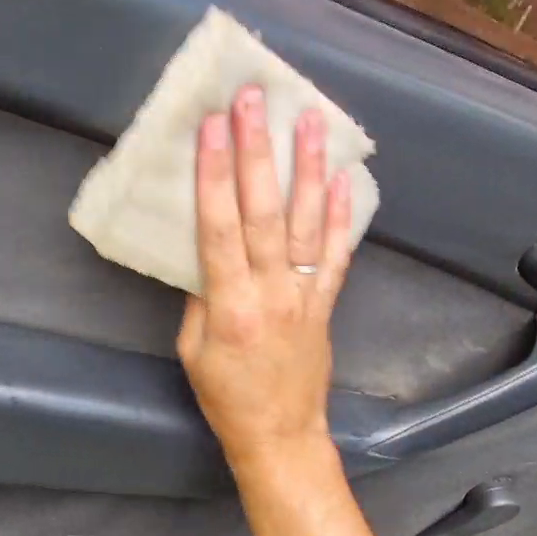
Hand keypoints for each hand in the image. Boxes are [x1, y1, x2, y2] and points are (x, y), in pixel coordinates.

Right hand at [178, 85, 356, 474]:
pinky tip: (344, 176)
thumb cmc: (226, 399)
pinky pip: (337, 253)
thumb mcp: (192, 353)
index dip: (214, 176)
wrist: (279, 435)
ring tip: (308, 117)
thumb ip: (199, 301)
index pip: (219, 229)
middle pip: (262, 213)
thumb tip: (206, 256)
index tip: (211, 128)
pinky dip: (342, 214)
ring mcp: (304, 296)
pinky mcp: (326, 304)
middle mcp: (271, 293)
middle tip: (253, 100)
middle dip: (256, 152)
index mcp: (229, 307)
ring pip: (306, 222)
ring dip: (306, 167)